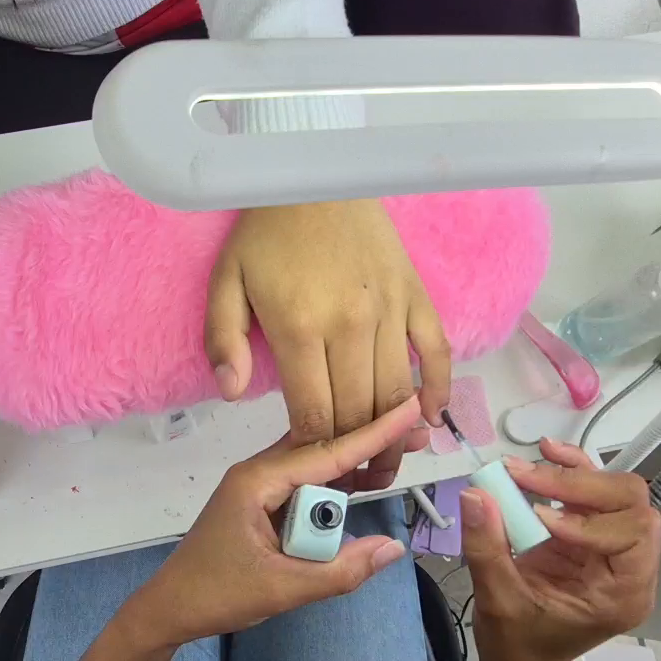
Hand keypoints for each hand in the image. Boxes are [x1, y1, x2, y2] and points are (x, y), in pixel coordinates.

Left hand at [119, 397, 422, 648]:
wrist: (170, 607)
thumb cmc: (217, 594)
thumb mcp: (283, 589)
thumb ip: (339, 571)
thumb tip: (393, 548)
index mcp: (258, 481)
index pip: (326, 451)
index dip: (373, 433)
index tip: (411, 409)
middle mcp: (260, 473)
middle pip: (323, 449)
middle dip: (370, 441)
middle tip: (420, 434)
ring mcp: (259, 486)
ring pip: (316, 467)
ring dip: (354, 465)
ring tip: (402, 454)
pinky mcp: (262, 503)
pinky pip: (305, 487)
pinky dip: (335, 487)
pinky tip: (365, 483)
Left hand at [206, 199, 450, 491]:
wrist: (313, 174)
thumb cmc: (264, 235)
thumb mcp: (225, 283)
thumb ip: (223, 341)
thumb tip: (231, 396)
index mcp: (299, 330)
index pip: (316, 413)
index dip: (318, 452)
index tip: (318, 473)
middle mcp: (350, 327)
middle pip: (359, 413)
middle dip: (358, 459)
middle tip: (357, 486)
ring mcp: (389, 311)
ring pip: (397, 392)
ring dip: (397, 438)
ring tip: (390, 467)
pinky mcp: (416, 296)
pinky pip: (436, 351)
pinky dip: (437, 389)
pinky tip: (430, 418)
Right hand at [460, 438, 660, 660]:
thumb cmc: (515, 647)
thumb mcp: (497, 601)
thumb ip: (487, 547)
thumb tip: (475, 494)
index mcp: (623, 593)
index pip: (631, 531)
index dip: (586, 516)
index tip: (535, 515)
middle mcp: (629, 568)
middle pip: (629, 504)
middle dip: (578, 484)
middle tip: (524, 476)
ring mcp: (611, 552)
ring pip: (612, 494)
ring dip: (571, 474)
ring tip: (525, 466)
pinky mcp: (588, 540)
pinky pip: (589, 498)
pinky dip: (569, 474)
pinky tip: (545, 455)